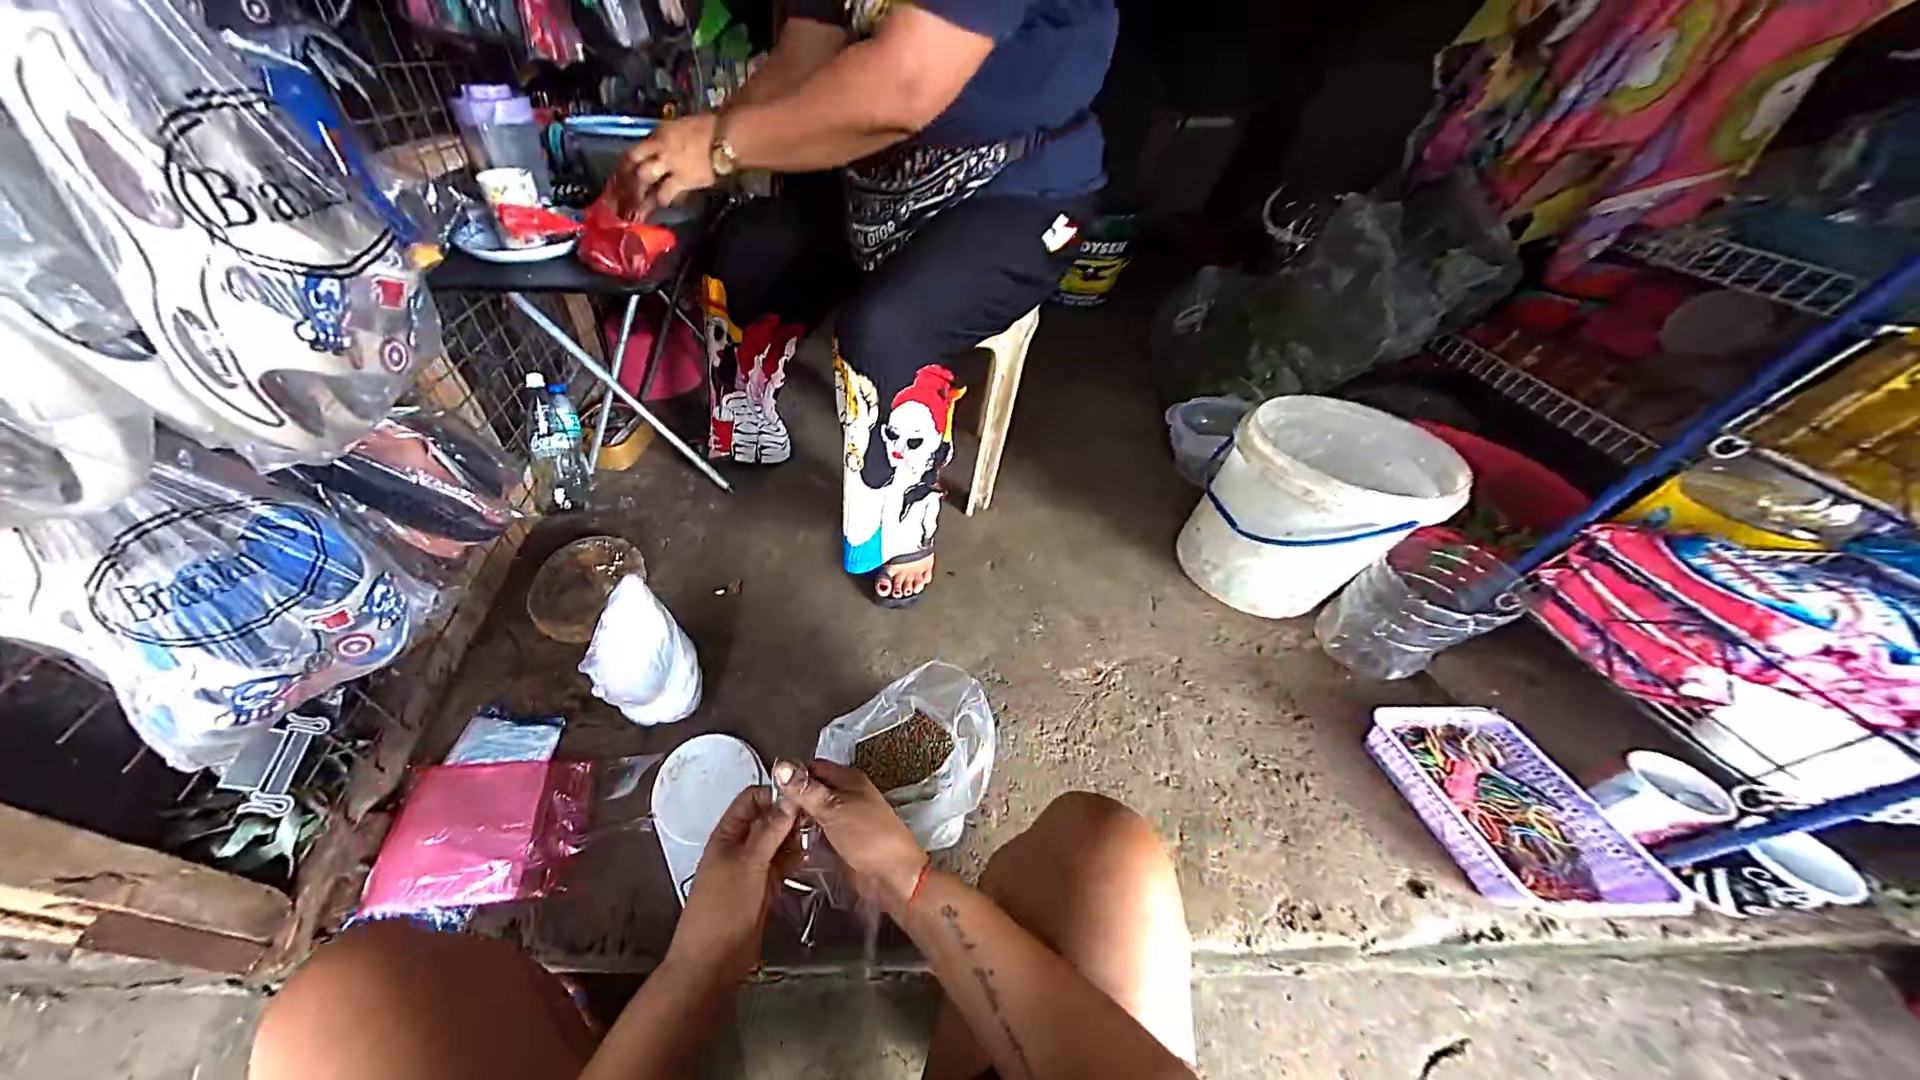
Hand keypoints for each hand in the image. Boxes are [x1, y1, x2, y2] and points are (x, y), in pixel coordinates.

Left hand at [612, 113, 719, 219]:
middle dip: (625, 184)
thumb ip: (667, 141)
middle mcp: (658, 149)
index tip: (618, 180)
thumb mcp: (680, 129)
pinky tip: (656, 210)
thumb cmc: (708, 130)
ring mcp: (669, 164)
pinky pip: (666, 192)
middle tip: (619, 202)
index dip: (623, 168)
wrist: (724, 139)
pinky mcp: (683, 180)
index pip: (633, 152)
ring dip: (637, 197)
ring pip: (644, 180)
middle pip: (634, 166)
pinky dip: (660, 201)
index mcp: (657, 136)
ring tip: (633, 212)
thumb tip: (661, 154)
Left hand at [666, 785, 797, 980]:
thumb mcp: (748, 864)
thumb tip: (790, 798)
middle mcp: (741, 845)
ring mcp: (754, 865)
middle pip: (769, 818)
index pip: (752, 798)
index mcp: (728, 834)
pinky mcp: (766, 884)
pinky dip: (796, 856)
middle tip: (815, 816)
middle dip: (790, 815)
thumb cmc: (722, 910)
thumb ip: (770, 830)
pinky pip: (784, 861)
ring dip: (795, 836)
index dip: (775, 794)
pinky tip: (809, 855)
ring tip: (815, 835)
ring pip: (779, 839)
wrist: (713, 963)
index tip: (801, 796)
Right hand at [773, 759, 927, 918]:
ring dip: (794, 820)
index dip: (792, 774)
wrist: (892, 876)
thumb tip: (782, 765)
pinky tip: (784, 844)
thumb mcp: (834, 809)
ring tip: (769, 828)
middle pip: (811, 791)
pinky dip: (802, 836)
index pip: (814, 767)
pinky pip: (815, 834)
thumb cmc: (868, 836)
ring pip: (811, 814)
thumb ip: (806, 790)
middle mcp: (845, 796)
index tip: (768, 787)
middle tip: (764, 812)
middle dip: (790, 799)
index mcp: (848, 780)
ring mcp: (842, 819)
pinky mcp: (839, 841)